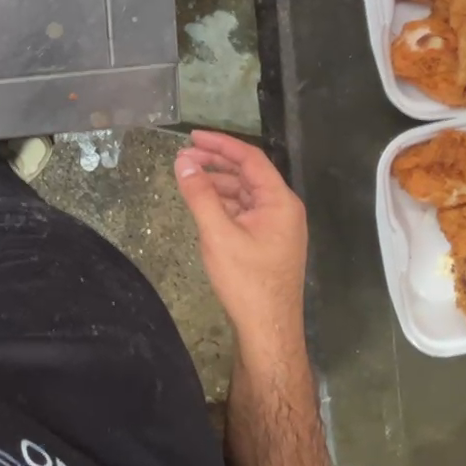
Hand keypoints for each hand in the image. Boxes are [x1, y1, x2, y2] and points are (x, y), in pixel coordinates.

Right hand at [173, 130, 307, 365]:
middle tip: (183, 157)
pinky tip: (203, 204)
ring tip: (188, 179)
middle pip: (248, 173)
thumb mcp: (217, 233)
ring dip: (217, 182)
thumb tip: (182, 162)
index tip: (192, 137)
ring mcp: (277, 226)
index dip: (221, 144)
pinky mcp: (268, 240)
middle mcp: (283, 209)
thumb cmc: (246, 280)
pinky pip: (244, 210)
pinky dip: (223, 201)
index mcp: (279, 202)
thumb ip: (200, 194)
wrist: (268, 328)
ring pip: (244, 192)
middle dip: (216, 162)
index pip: (250, 159)